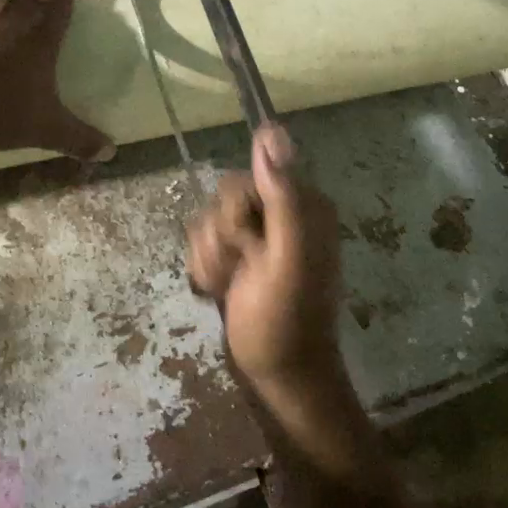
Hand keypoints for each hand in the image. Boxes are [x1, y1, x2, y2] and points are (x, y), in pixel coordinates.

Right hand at [185, 126, 344, 389]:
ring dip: (212, 258)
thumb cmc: (285, 322)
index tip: (250, 247)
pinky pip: (203, 242)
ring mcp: (258, 237)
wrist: (279, 378)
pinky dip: (206, 269)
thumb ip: (281, 196)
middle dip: (222, 239)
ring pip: (208, 220)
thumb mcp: (287, 258)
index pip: (247, 177)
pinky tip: (221, 291)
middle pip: (223, 197)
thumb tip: (271, 129)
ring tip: (232, 287)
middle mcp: (283, 213)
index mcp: (304, 205)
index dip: (238, 214)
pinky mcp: (237, 257)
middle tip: (242, 272)